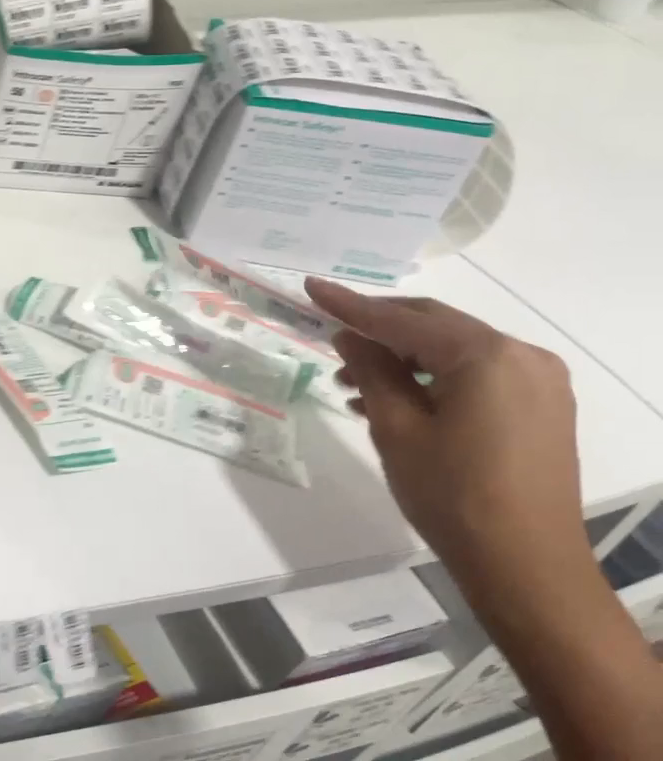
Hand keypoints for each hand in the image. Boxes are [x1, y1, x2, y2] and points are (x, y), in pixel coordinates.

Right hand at [305, 277, 588, 576]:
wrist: (523, 562)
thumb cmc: (450, 491)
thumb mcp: (395, 425)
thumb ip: (371, 370)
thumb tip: (350, 336)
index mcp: (486, 357)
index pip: (402, 321)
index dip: (350, 305)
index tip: (310, 287)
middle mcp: (521, 358)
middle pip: (434, 326)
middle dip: (378, 329)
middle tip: (329, 335)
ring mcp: (538, 384)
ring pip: (452, 350)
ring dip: (400, 357)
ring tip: (351, 381)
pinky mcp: (539, 408)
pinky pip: (475, 374)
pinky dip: (430, 377)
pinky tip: (391, 399)